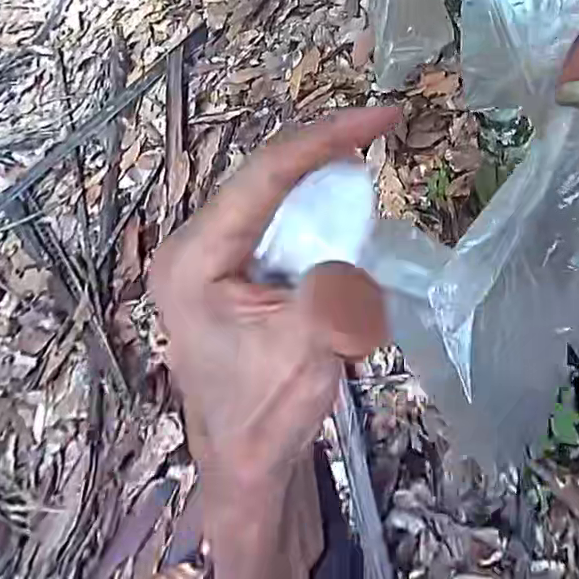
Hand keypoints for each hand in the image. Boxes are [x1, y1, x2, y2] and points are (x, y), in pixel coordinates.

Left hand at [148, 106, 399, 577]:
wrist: (249, 462)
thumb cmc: (264, 414)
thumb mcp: (302, 360)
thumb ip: (327, 305)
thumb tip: (351, 267)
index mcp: (196, 258)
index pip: (267, 175)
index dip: (327, 138)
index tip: (382, 116)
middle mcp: (198, 242)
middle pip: (268, 169)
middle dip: (327, 140)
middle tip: (382, 122)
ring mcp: (215, 250)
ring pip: (275, 183)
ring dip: (324, 161)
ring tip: (368, 141)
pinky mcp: (238, 260)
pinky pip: (282, 207)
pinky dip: (320, 190)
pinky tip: (346, 186)